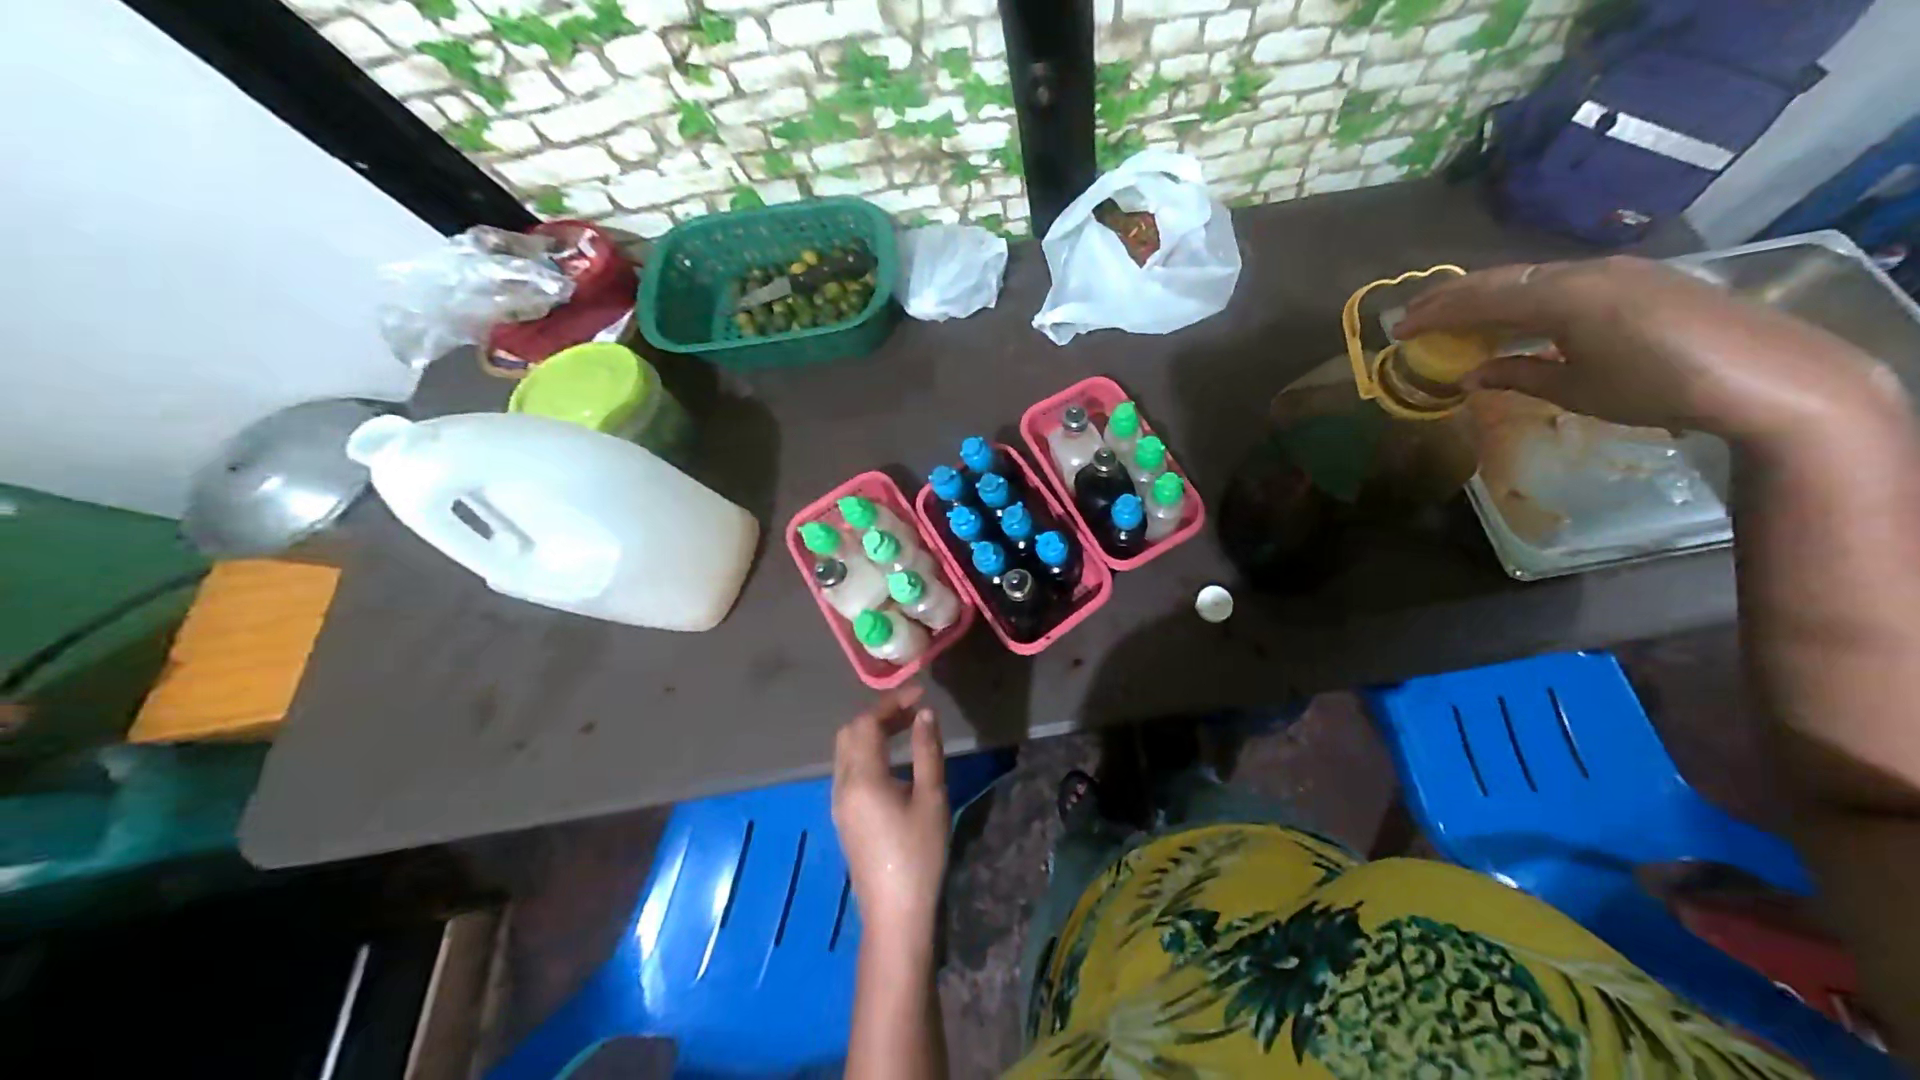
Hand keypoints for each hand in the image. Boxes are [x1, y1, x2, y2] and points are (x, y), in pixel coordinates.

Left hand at [832, 685, 948, 934]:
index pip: (867, 723)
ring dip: (871, 732)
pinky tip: (892, 760)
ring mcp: (838, 802)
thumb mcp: (932, 799)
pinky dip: (866, 751)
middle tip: (913, 711)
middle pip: (850, 733)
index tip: (920, 693)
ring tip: (907, 729)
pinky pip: (848, 769)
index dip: (892, 703)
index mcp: (862, 778)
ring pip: (846, 751)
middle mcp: (842, 785)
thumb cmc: (919, 855)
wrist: (895, 914)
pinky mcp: (843, 817)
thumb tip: (925, 713)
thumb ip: (927, 751)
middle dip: (879, 715)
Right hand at [1393, 256, 1902, 448]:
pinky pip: (1560, 278)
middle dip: (1451, 296)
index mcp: (1562, 297)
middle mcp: (1584, 272)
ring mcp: (1615, 270)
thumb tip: (1472, 376)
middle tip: (1414, 314)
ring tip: (1453, 313)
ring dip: (1486, 293)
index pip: (1480, 299)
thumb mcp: (1576, 390)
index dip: (1434, 313)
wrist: (1769, 377)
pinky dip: (1523, 294)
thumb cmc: (1657, 388)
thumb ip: (1518, 375)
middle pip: (1501, 277)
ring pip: (1530, 274)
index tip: (1397, 328)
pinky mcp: (1637, 278)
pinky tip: (1514, 313)